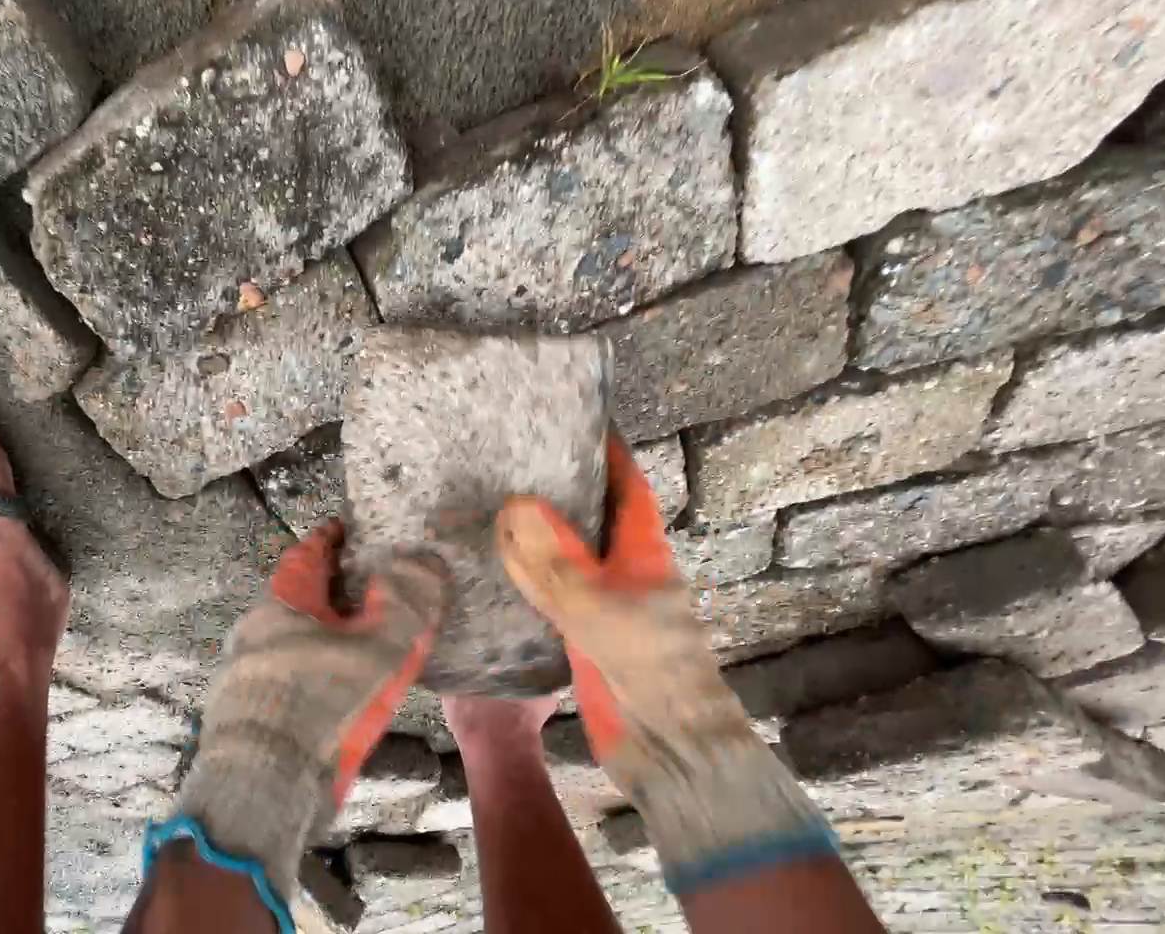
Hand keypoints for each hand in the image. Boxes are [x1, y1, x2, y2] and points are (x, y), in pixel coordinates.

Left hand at [165, 520, 447, 899]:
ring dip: (317, 627)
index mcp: (282, 601)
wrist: (263, 783)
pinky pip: (280, 667)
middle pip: (294, 592)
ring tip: (353, 635)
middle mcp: (256, 625)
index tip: (346, 530)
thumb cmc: (323, 704)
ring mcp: (244, 666)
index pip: (306, 552)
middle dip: (326, 586)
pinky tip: (328, 682)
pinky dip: (306, 661)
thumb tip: (424, 562)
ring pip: (287, 632)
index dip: (329, 538)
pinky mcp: (242, 704)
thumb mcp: (380, 650)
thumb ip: (406, 604)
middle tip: (362, 585)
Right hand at [494, 435, 837, 895]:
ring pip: (571, 547)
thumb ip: (556, 558)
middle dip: (566, 481)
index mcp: (643, 551)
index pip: (628, 486)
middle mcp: (626, 566)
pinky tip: (496, 559)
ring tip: (498, 494)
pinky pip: (553, 584)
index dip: (608, 450)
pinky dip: (528, 567)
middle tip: (518, 453)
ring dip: (542, 524)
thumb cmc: (647, 668)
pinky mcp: (586, 626)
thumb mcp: (597, 607)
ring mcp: (607, 597)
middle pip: (596, 511)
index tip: (579, 418)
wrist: (669, 745)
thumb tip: (515, 502)